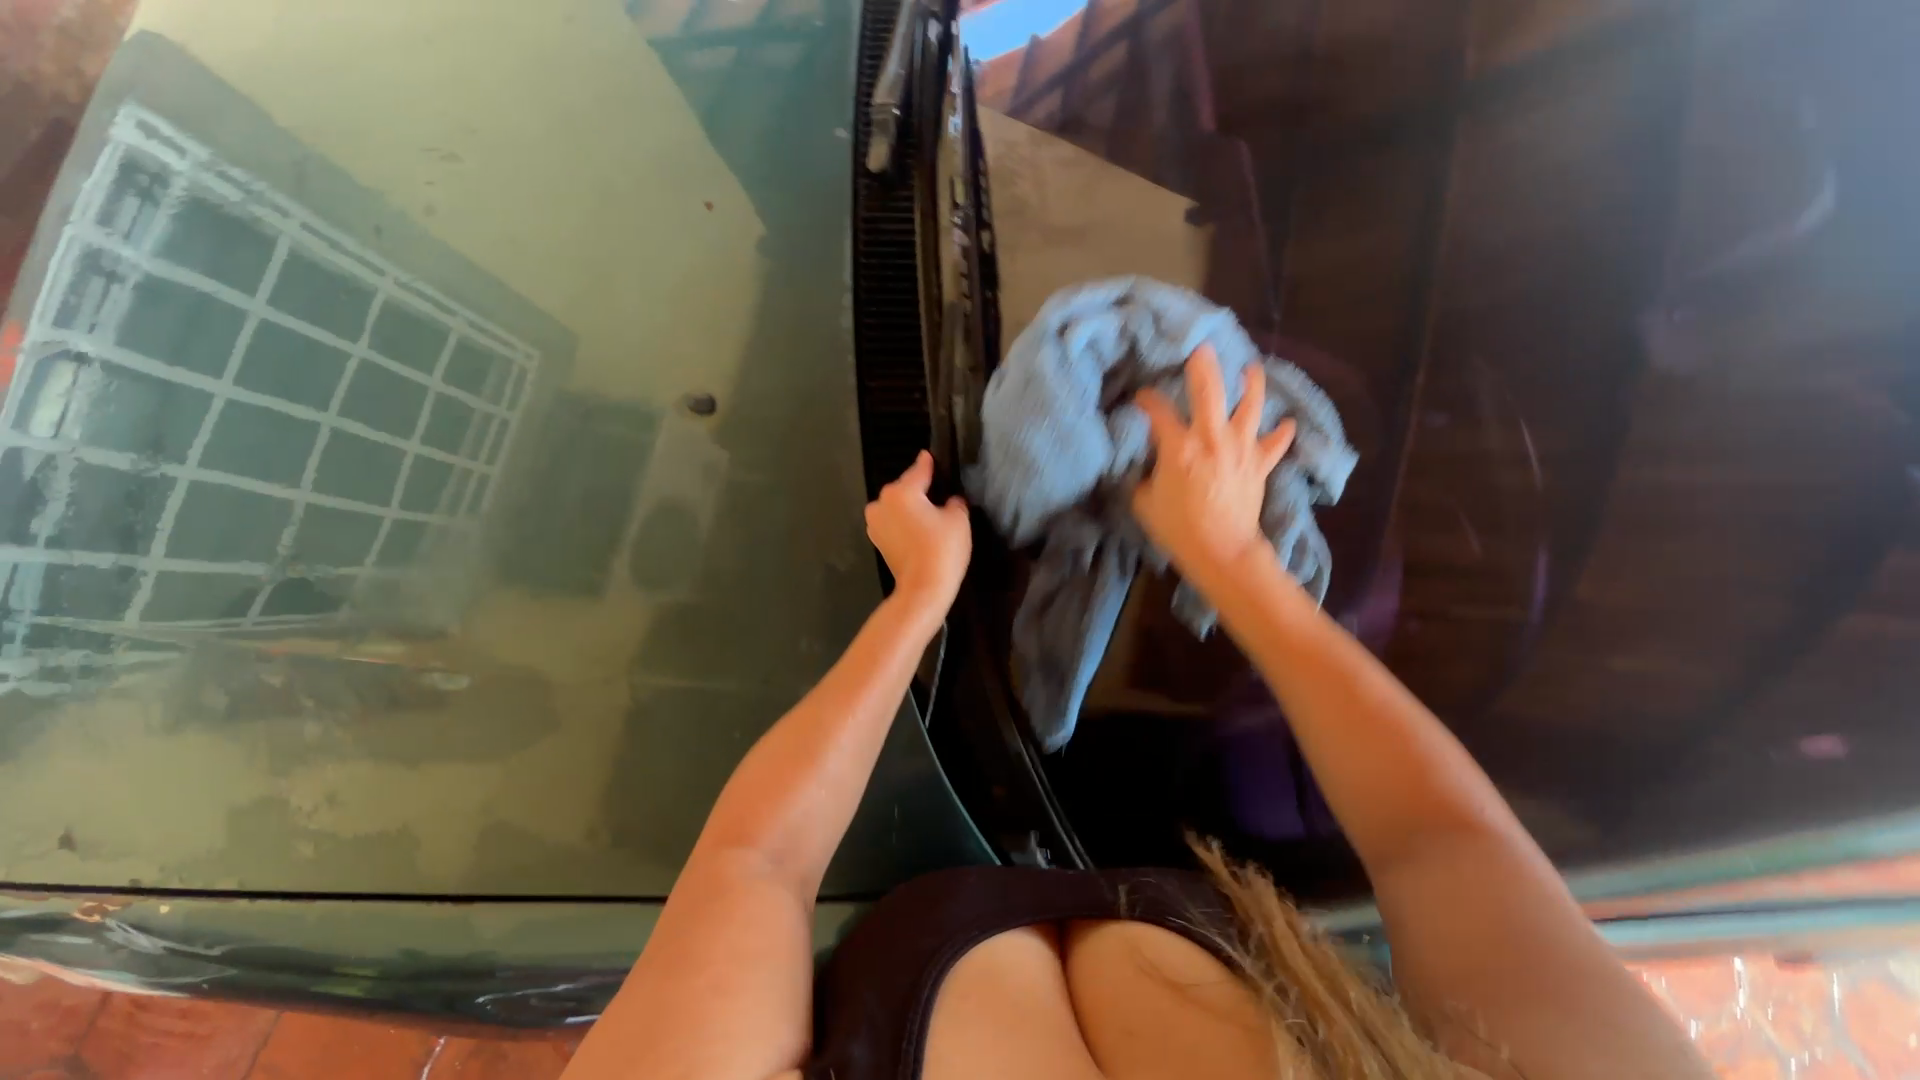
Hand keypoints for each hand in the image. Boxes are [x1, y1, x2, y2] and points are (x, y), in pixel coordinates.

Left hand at [866, 451, 972, 610]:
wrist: (923, 589)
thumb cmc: (942, 549)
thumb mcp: (958, 519)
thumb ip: (954, 501)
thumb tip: (949, 500)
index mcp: (901, 491)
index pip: (919, 470)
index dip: (929, 463)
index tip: (931, 455)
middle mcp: (882, 502)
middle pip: (905, 488)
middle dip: (920, 490)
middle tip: (940, 497)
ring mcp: (875, 522)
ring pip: (897, 506)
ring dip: (910, 508)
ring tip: (930, 517)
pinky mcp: (876, 540)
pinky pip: (894, 522)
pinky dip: (904, 523)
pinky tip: (920, 530)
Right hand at [1132, 345, 1294, 578]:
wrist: (1220, 550)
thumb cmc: (1177, 528)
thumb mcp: (1144, 500)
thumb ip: (1144, 474)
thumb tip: (1147, 465)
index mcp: (1178, 446)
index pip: (1157, 411)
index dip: (1146, 400)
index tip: (1140, 398)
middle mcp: (1212, 438)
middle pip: (1209, 390)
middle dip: (1203, 365)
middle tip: (1202, 349)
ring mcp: (1240, 449)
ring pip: (1251, 406)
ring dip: (1252, 384)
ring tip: (1251, 369)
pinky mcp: (1259, 465)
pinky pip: (1275, 444)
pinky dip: (1281, 433)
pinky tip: (1286, 423)